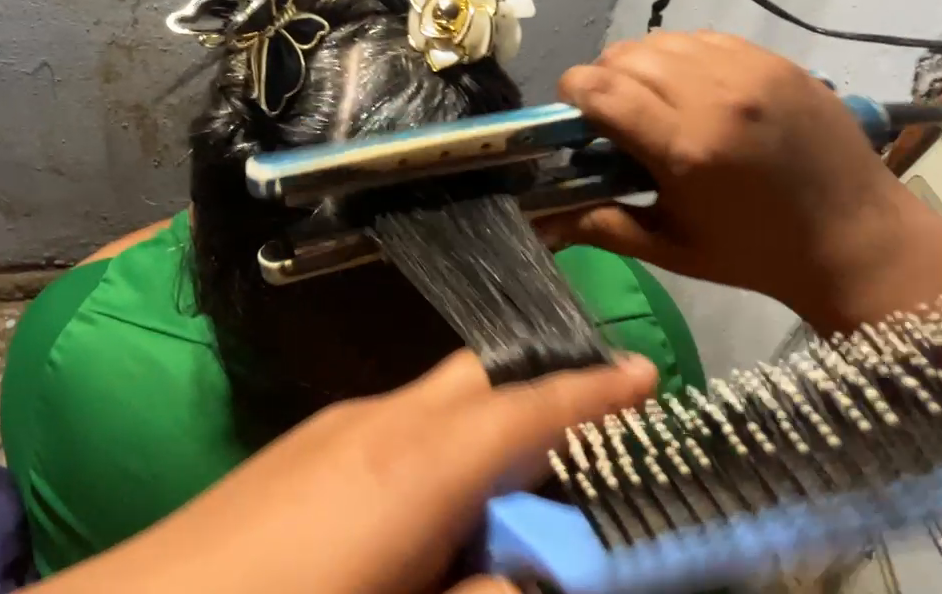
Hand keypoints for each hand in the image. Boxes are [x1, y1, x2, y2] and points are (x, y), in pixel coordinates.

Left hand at [42, 350, 656, 593]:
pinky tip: (434, 494)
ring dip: (488, 420)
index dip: (589, 391)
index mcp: (414, 465)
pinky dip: (439, 442)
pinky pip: (395, 423)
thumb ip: (481, 593)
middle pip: (478, 381)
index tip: (643, 369)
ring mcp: (329, 427)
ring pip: (435, 400)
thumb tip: (530, 568)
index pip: (523, 411)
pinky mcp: (298, 448)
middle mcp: (376, 421)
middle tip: (600, 408)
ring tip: (526, 465)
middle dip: (542, 388)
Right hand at [547, 31, 934, 325]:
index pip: (600, 89)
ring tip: (653, 100)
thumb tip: (536, 222)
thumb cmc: (754, 253)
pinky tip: (693, 89)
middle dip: (603, 81)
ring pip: (661, 40)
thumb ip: (599, 225)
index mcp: (686, 148)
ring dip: (641, 65)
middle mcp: (715, 97)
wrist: (859, 239)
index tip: (572, 115)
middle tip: (613, 116)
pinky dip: (681, 57)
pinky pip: (702, 39)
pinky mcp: (776, 60)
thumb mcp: (670, 249)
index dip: (572, 93)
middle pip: (624, 57)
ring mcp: (751, 71)